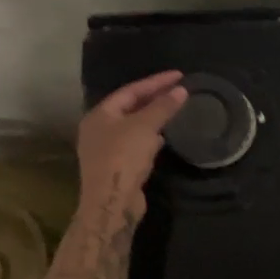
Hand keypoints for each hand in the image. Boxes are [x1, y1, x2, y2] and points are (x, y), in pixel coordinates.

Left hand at [76, 71, 187, 214]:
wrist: (112, 203)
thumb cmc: (123, 157)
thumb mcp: (144, 127)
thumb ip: (163, 107)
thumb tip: (181, 90)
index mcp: (99, 115)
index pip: (130, 90)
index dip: (155, 82)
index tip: (179, 75)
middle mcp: (98, 130)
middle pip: (130, 108)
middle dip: (154, 99)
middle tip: (178, 90)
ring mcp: (105, 150)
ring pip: (132, 127)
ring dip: (152, 119)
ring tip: (173, 110)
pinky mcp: (116, 167)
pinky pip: (135, 145)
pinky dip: (149, 139)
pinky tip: (162, 139)